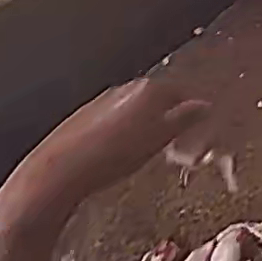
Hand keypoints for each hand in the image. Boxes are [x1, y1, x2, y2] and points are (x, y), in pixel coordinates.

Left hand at [0, 78, 208, 229]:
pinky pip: (115, 118)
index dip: (192, 109)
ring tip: (146, 149)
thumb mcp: (159, 139)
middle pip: (158, 97)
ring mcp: (104, 100)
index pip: (181, 92)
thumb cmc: (114, 155)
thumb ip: (184, 119)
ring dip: (145, 122)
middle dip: (168, 114)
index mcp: (150, 89)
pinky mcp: (84, 116)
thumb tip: (204, 105)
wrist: (57, 172)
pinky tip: (118, 152)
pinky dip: (123, 130)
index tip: (199, 126)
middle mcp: (128, 88)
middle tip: (176, 140)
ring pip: (135, 108)